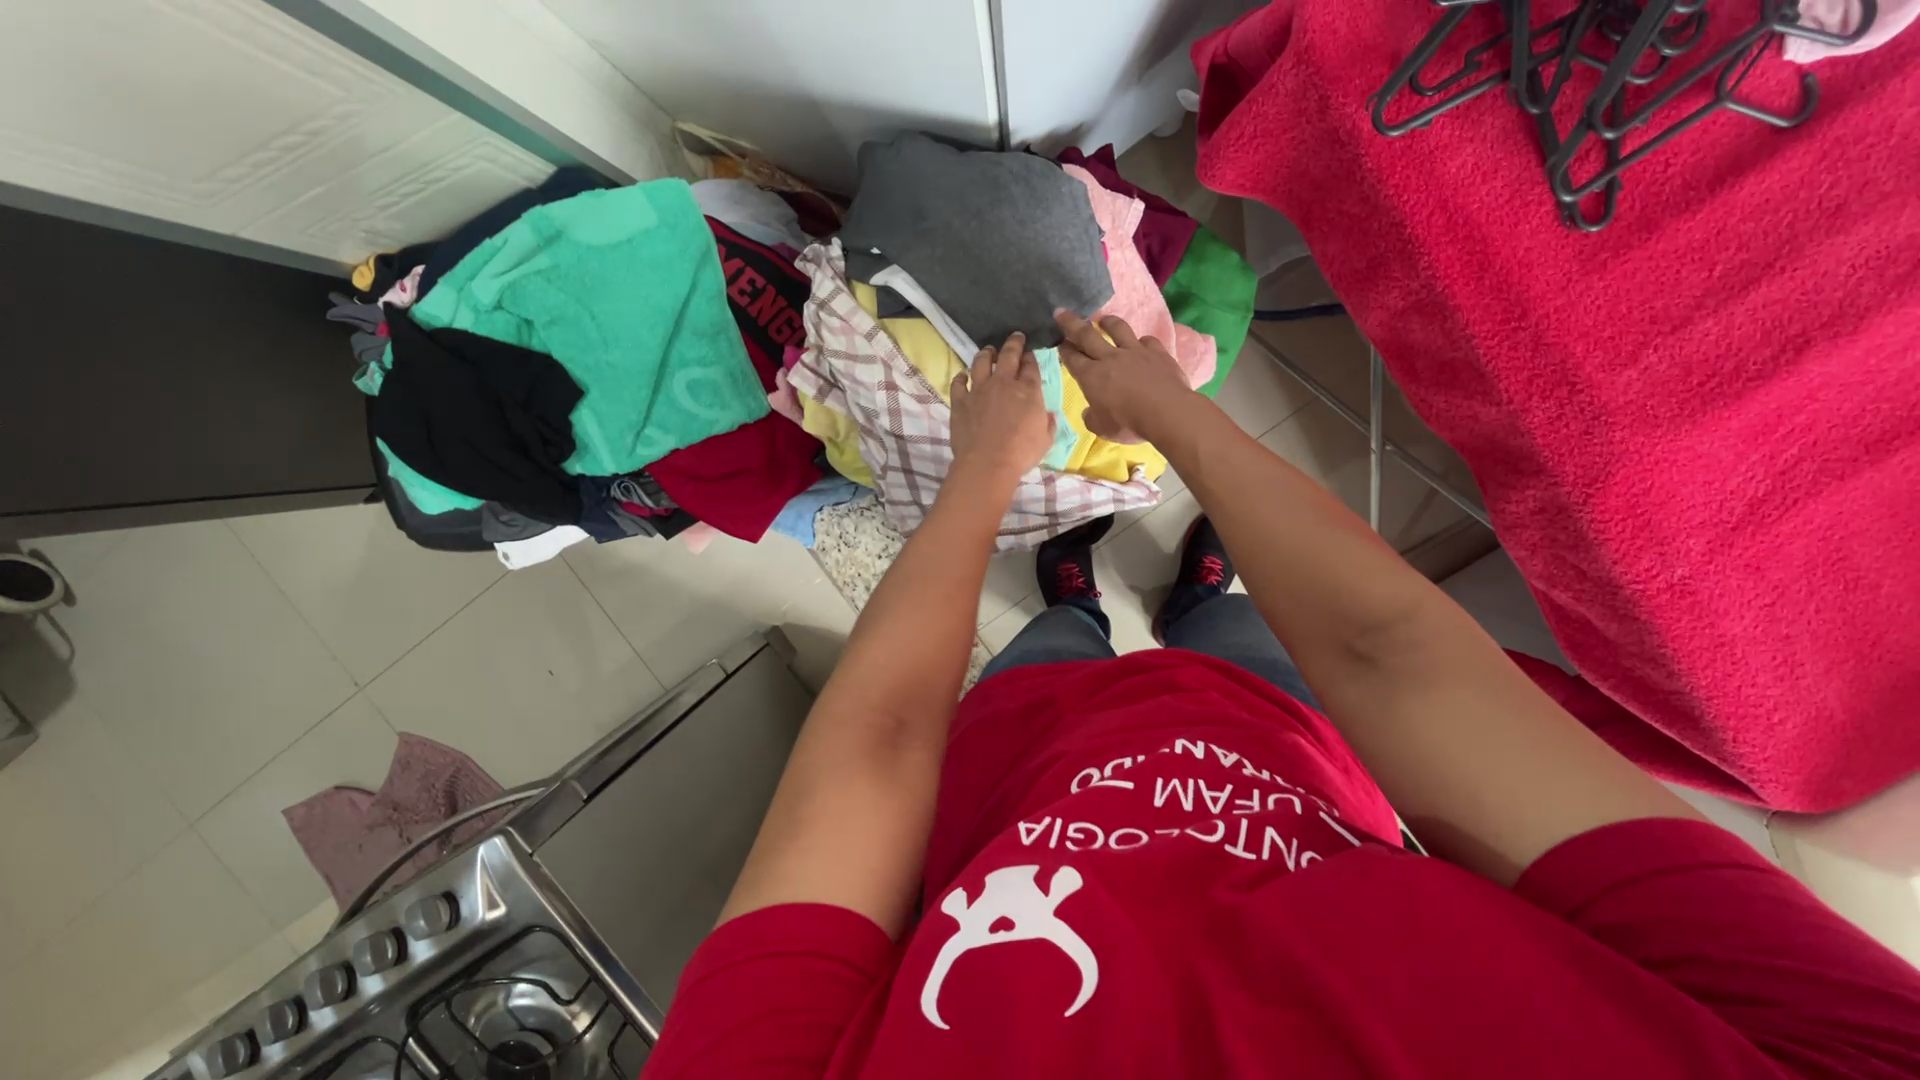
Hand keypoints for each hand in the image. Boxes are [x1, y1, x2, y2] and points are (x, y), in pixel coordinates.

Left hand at [949, 332, 1054, 482]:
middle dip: (1014, 343)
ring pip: (981, 362)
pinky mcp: (960, 400)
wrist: (987, 463)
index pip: (1031, 366)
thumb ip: (1048, 423)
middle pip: (1009, 355)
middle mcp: (1003, 383)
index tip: (1030, 355)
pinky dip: (961, 377)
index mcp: (1028, 390)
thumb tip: (1049, 415)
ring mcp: (979, 389)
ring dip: (986, 353)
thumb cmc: (1021, 453)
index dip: (1031, 358)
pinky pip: (958, 382)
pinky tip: (962, 375)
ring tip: (988, 350)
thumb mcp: (1046, 440)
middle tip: (1016, 337)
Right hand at [1055, 309, 1196, 443]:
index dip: (1064, 349)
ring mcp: (1135, 352)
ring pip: (1118, 329)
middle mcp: (1110, 358)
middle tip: (1061, 312)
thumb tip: (1090, 412)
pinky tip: (1142, 343)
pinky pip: (1148, 341)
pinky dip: (1142, 341)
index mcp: (1091, 376)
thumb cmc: (1128, 423)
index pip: (1072, 359)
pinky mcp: (1158, 353)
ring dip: (1108, 322)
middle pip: (1087, 335)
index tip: (1058, 341)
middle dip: (1071, 323)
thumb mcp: (1101, 428)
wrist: (1167, 412)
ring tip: (1102, 319)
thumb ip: (1092, 418)